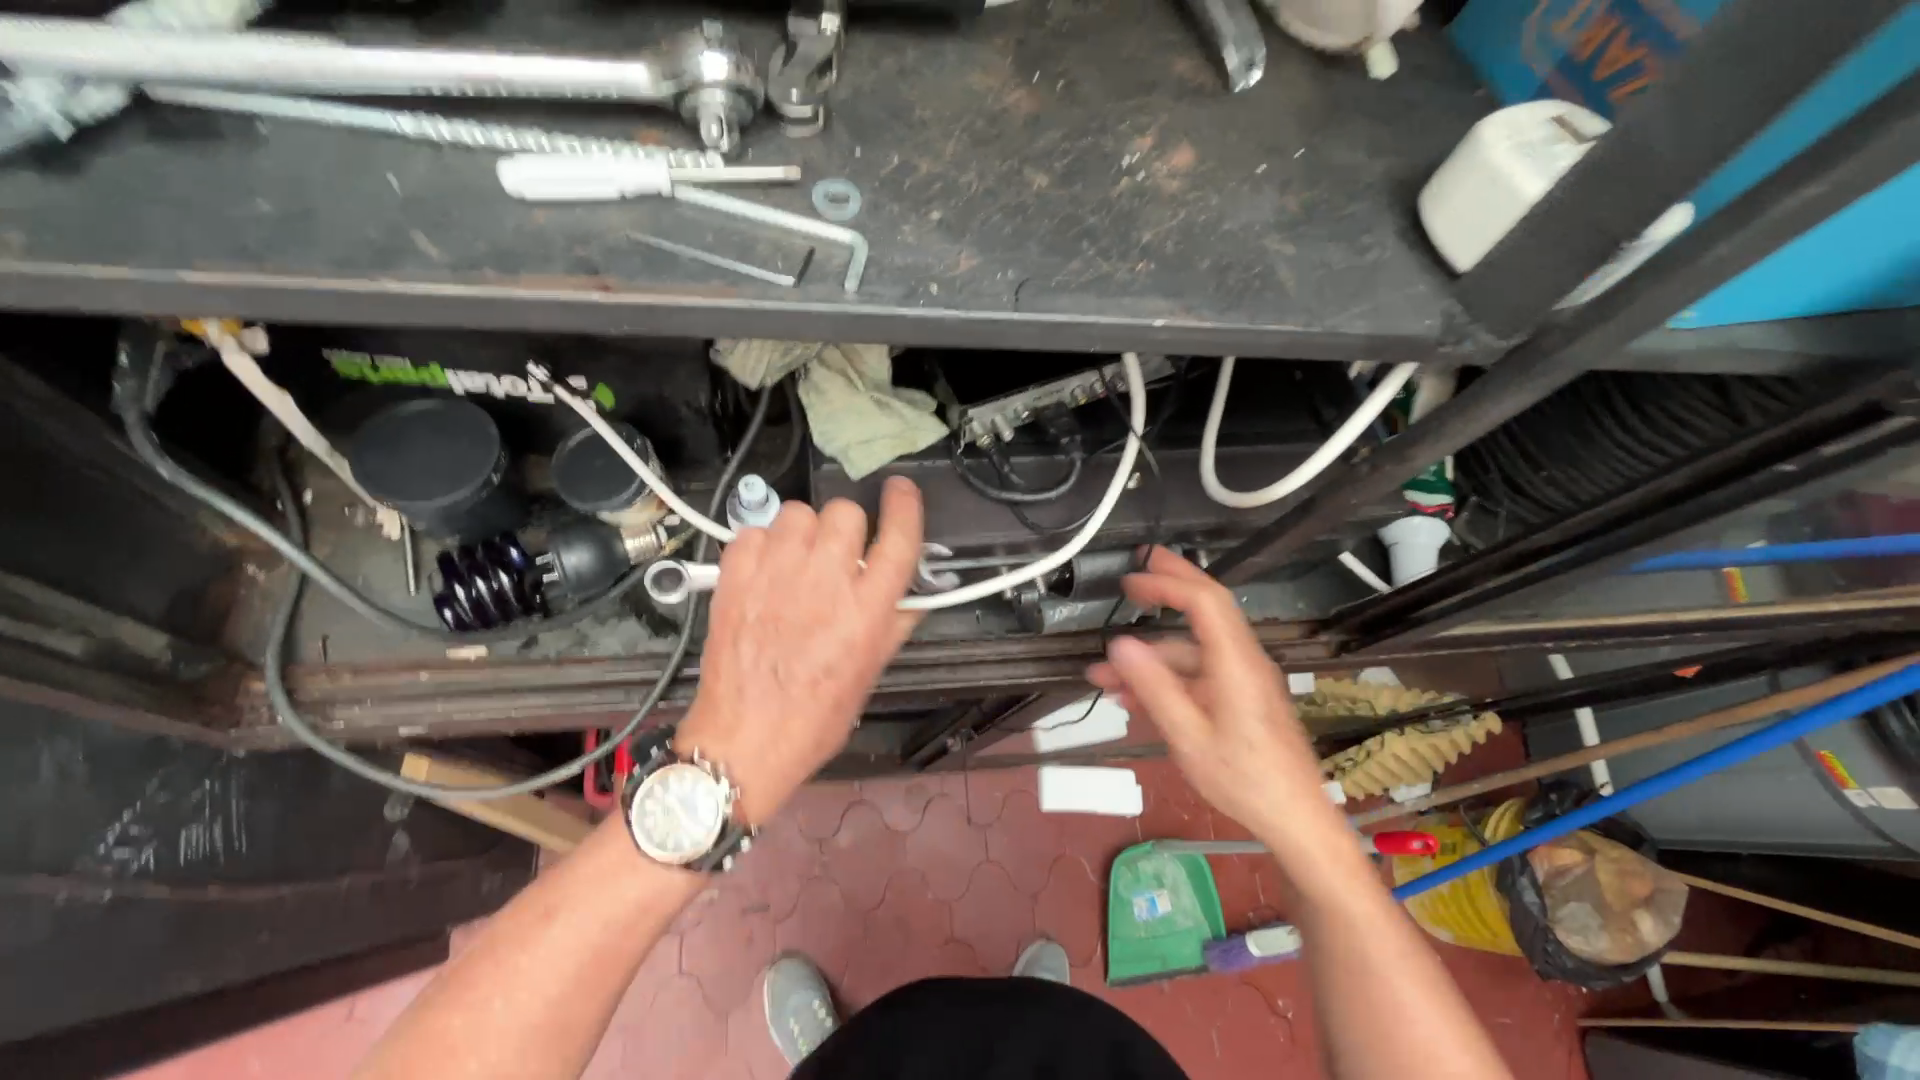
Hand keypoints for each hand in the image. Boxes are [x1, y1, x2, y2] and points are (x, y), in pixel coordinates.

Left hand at [676, 477, 923, 823]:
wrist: (744, 740)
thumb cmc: (814, 717)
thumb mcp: (870, 672)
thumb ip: (894, 622)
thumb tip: (912, 590)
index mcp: (867, 611)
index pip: (899, 537)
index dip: (905, 505)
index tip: (901, 490)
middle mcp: (824, 583)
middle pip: (845, 513)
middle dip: (847, 529)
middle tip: (838, 556)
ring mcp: (775, 575)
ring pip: (798, 513)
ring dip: (804, 532)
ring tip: (798, 562)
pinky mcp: (734, 577)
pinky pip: (754, 531)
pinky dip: (762, 545)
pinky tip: (765, 572)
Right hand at [1085, 548, 1330, 843]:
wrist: (1295, 818)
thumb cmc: (1244, 780)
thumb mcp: (1189, 737)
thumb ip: (1154, 687)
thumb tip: (1120, 645)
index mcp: (1235, 663)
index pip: (1204, 601)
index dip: (1167, 582)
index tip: (1132, 581)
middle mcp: (1244, 661)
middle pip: (1207, 609)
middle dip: (1171, 585)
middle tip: (1137, 570)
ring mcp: (1244, 680)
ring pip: (1193, 652)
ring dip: (1151, 658)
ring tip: (1106, 676)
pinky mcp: (1242, 699)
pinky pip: (1200, 676)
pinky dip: (1168, 680)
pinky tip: (1136, 699)